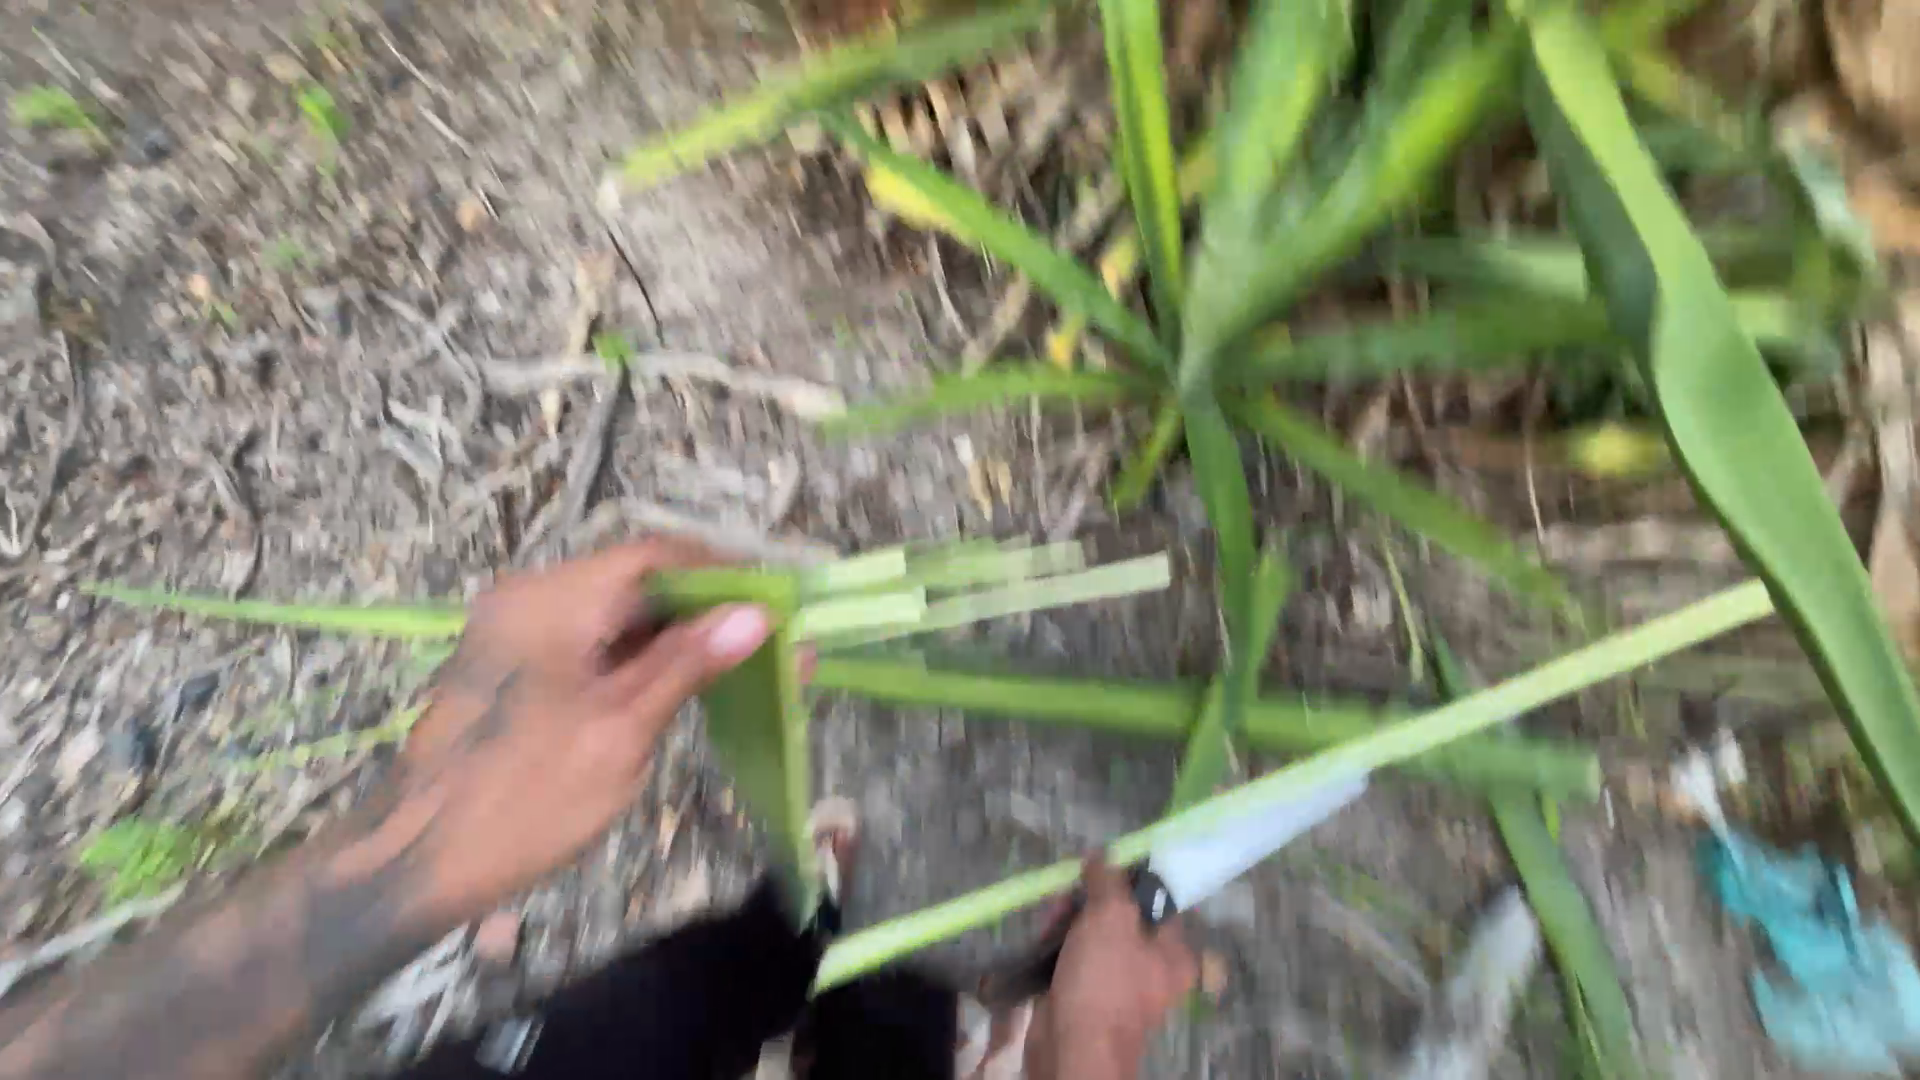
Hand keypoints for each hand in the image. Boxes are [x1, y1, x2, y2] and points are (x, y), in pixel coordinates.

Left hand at [391, 539, 774, 921]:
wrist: (411, 867)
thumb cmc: (522, 797)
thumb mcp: (621, 729)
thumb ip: (690, 662)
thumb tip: (757, 614)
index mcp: (551, 600)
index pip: (654, 556)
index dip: (721, 570)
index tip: (775, 598)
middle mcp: (533, 598)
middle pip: (639, 581)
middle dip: (707, 607)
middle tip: (768, 639)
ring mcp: (522, 629)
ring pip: (622, 612)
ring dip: (680, 633)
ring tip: (741, 661)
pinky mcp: (522, 661)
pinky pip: (599, 639)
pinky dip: (645, 654)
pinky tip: (686, 680)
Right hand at [1025, 858, 1197, 1079]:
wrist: (1072, 1048)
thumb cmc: (1104, 980)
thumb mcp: (1111, 916)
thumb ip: (1109, 880)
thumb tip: (1102, 855)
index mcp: (1173, 952)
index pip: (1159, 899)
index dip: (1130, 876)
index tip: (1102, 863)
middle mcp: (1150, 964)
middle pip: (1120, 911)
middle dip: (1090, 896)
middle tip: (1070, 891)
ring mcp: (1118, 978)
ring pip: (1094, 929)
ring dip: (1070, 915)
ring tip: (1052, 915)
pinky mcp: (1087, 988)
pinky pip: (1076, 950)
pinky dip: (1060, 938)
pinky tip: (1045, 933)